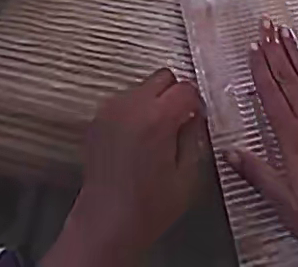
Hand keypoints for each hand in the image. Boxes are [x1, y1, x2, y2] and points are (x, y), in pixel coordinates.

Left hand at [44, 69, 206, 266]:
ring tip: (156, 134)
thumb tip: (195, 117)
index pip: (186, 88)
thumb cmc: (147, 206)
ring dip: (153, 101)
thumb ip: (195, 138)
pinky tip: (137, 138)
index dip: (196, 102)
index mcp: (158, 118)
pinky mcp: (99, 114)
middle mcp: (133, 104)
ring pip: (143, 86)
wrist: (107, 219)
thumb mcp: (187, 177)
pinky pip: (125, 99)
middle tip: (179, 119)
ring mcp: (113, 107)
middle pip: (163, 77)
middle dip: (175, 93)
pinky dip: (135, 110)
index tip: (197, 115)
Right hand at [225, 23, 297, 266]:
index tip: (252, 46)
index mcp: (294, 138)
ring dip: (297, 52)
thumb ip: (258, 176)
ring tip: (286, 31)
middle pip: (289, 76)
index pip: (271, 93)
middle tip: (265, 24)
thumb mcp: (290, 208)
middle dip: (274, 48)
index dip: (260, 68)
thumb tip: (230, 152)